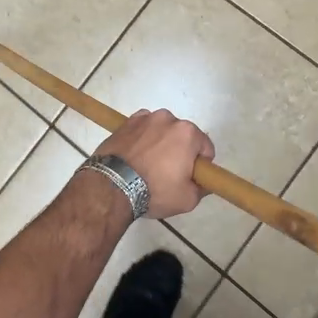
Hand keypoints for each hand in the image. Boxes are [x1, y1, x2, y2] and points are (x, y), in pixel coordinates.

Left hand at [94, 109, 213, 219]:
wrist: (112, 185)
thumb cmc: (155, 190)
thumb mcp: (188, 199)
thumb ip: (202, 188)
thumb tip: (203, 182)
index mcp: (187, 133)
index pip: (205, 148)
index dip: (201, 165)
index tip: (190, 178)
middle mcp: (167, 118)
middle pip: (182, 137)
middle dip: (180, 152)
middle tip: (169, 175)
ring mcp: (144, 118)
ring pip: (161, 132)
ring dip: (160, 144)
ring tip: (148, 167)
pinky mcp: (125, 123)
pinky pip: (141, 130)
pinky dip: (142, 140)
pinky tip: (135, 157)